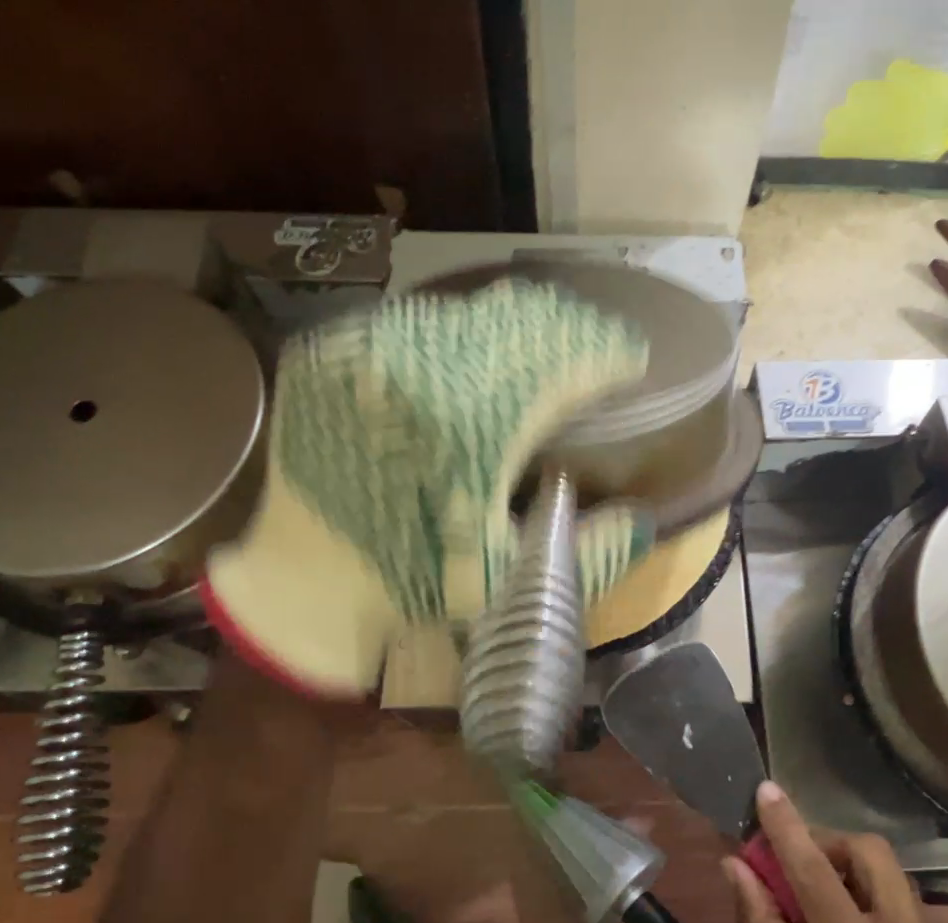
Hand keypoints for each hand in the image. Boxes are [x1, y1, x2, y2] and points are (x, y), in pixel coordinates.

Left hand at [204, 281, 652, 695]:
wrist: (303, 588)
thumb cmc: (413, 586)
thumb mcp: (514, 582)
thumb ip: (593, 553)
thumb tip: (645, 519)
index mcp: (475, 427)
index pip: (566, 363)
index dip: (609, 355)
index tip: (632, 359)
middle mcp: (420, 372)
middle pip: (521, 321)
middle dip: (571, 328)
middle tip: (594, 341)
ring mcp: (366, 354)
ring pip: (465, 310)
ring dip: (515, 324)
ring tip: (542, 336)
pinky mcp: (328, 354)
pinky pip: (408, 321)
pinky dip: (451, 331)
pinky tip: (469, 349)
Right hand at [724, 782, 947, 922]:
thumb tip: (737, 867)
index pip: (817, 875)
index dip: (788, 828)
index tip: (767, 791)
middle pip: (872, 853)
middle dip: (830, 844)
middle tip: (798, 867)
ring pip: (892, 881)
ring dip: (852, 879)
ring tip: (821, 913)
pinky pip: (908, 914)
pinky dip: (874, 912)